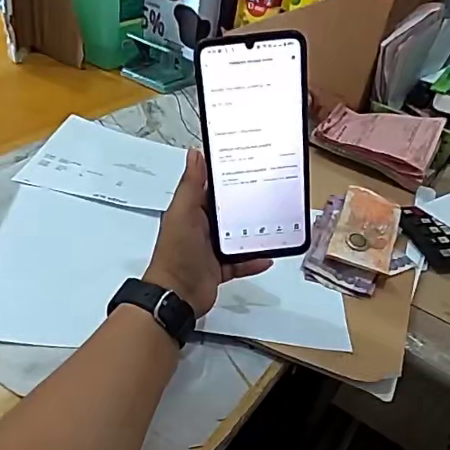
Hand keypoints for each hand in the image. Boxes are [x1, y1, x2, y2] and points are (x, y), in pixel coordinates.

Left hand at [143, 149, 270, 316]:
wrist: (176, 295)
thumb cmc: (176, 254)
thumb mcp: (183, 213)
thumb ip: (191, 185)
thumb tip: (195, 154)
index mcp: (191, 212)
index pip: (210, 189)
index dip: (226, 177)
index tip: (247, 165)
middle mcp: (201, 229)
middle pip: (227, 213)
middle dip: (245, 205)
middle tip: (269, 193)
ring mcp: (210, 251)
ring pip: (237, 238)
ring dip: (253, 234)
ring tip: (273, 224)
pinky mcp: (218, 270)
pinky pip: (240, 264)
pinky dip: (253, 261)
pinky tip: (268, 256)